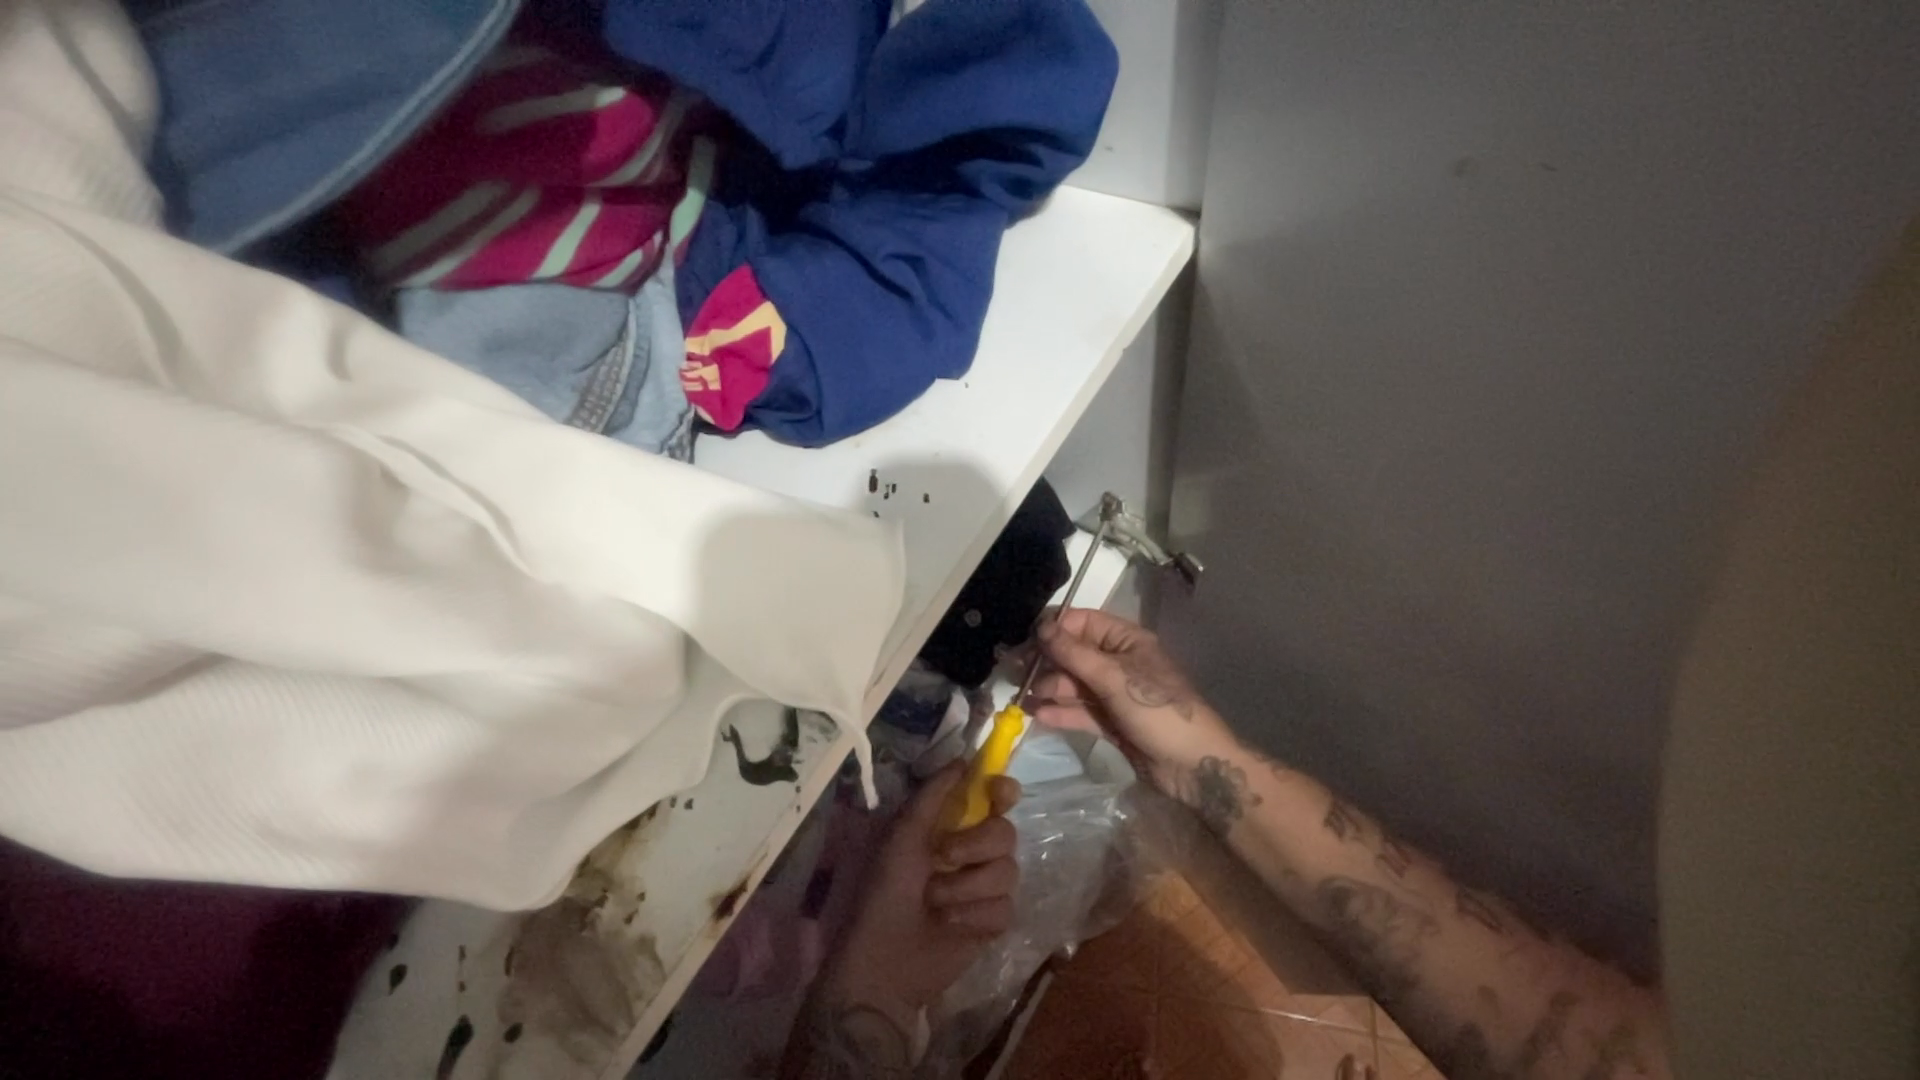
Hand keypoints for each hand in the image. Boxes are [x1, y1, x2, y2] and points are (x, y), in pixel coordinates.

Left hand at [818, 763, 1021, 1019]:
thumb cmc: (885, 889)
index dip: (1003, 792)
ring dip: (967, 886)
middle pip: (1006, 832)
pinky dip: (974, 914)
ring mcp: (985, 887)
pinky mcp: (993, 921)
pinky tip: (950, 923)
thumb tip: (963, 759)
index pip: (994, 799)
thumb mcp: (902, 834)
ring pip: (1008, 870)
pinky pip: (1005, 907)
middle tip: (944, 856)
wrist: (884, 957)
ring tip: (935, 900)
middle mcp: (974, 851)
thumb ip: (933, 795)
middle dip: (976, 844)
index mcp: (952, 826)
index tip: (999, 795)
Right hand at [1030, 608, 1235, 792]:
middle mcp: (1118, 661)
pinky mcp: (1111, 721)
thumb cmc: (1158, 710)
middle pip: (1073, 654)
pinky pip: (1080, 710)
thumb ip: (1074, 653)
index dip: (1053, 629)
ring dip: (1050, 689)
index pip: (1082, 622)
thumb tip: (1041, 627)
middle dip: (1046, 662)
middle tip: (1017, 674)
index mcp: (1126, 640)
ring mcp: (1114, 693)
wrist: (1193, 765)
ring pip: (1074, 683)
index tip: (1025, 642)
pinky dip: (1061, 711)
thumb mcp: (1114, 677)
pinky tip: (1038, 716)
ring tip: (1024, 699)